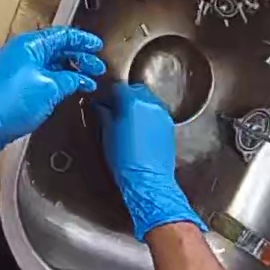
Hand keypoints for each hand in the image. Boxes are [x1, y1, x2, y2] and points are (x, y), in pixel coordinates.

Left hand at [0, 27, 105, 164]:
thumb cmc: (9, 104)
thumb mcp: (51, 89)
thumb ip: (69, 79)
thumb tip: (79, 78)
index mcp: (30, 45)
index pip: (63, 35)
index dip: (84, 41)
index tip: (97, 45)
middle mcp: (21, 52)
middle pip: (57, 48)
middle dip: (80, 58)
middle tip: (96, 67)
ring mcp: (15, 68)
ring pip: (49, 63)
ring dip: (70, 71)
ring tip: (86, 81)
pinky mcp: (11, 84)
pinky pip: (40, 75)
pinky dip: (57, 80)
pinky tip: (66, 89)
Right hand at [95, 82, 204, 240]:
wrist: (149, 181)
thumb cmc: (126, 161)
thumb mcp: (108, 135)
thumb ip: (104, 115)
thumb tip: (101, 106)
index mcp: (133, 103)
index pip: (119, 88)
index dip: (108, 93)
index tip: (102, 100)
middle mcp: (150, 104)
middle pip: (136, 90)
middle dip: (124, 96)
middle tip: (113, 109)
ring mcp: (162, 114)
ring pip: (148, 99)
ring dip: (136, 104)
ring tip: (126, 119)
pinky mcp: (169, 125)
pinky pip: (156, 112)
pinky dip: (147, 114)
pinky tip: (139, 128)